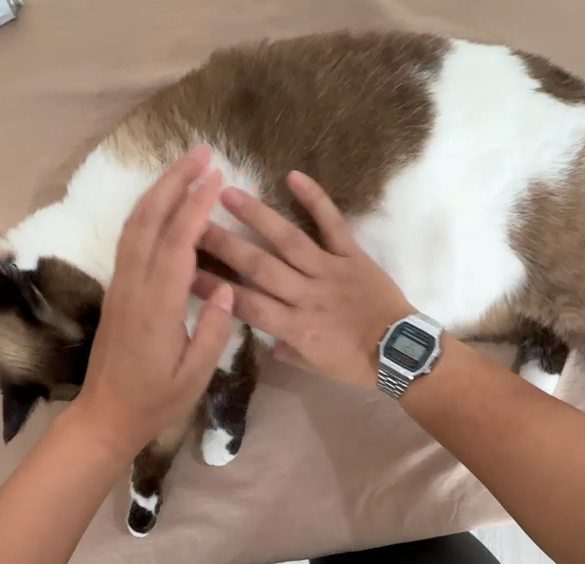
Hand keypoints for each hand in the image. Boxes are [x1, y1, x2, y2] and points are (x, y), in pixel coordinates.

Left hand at [68, 144, 235, 451]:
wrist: (107, 414)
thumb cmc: (156, 401)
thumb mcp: (195, 375)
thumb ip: (214, 330)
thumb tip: (227, 288)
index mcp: (158, 307)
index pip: (178, 242)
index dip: (197, 205)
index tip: (217, 176)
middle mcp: (134, 288)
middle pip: (150, 220)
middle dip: (174, 181)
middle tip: (202, 152)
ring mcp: (120, 287)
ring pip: (135, 226)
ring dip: (157, 191)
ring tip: (184, 167)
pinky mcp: (116, 293)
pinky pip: (129, 241)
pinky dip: (146, 212)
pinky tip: (162, 204)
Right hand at [195, 171, 413, 389]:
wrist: (400, 353)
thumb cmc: (356, 365)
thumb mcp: (315, 367)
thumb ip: (287, 350)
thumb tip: (266, 339)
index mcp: (293, 326)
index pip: (244, 304)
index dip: (213, 289)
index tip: (184, 274)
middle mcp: (305, 295)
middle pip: (257, 266)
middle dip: (223, 245)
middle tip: (192, 225)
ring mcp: (328, 271)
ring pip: (287, 240)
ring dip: (257, 215)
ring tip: (228, 193)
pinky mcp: (352, 256)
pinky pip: (332, 224)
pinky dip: (315, 199)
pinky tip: (293, 176)